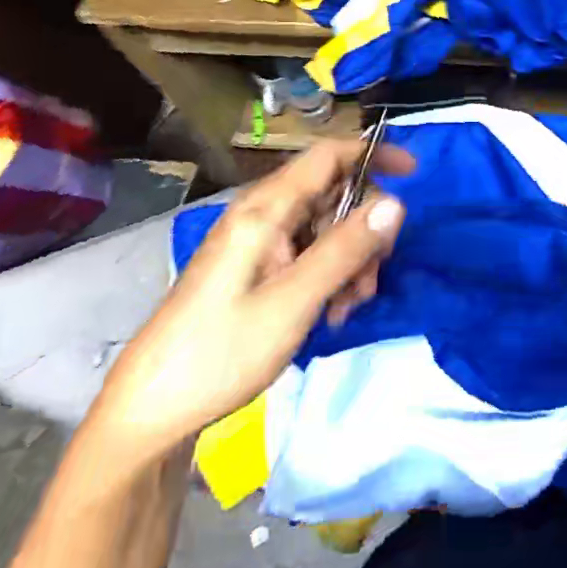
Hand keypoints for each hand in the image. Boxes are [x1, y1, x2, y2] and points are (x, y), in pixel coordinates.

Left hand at [87, 138, 413, 460]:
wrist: (151, 413)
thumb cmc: (221, 352)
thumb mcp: (295, 301)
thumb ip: (347, 248)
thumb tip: (397, 202)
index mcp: (265, 211)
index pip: (329, 156)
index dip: (374, 154)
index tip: (414, 173)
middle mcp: (262, 216)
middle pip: (336, 194)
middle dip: (367, 228)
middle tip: (374, 274)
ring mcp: (260, 243)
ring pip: (329, 227)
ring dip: (353, 259)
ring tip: (349, 306)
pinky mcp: (258, 268)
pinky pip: (312, 253)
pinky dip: (333, 275)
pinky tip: (333, 312)